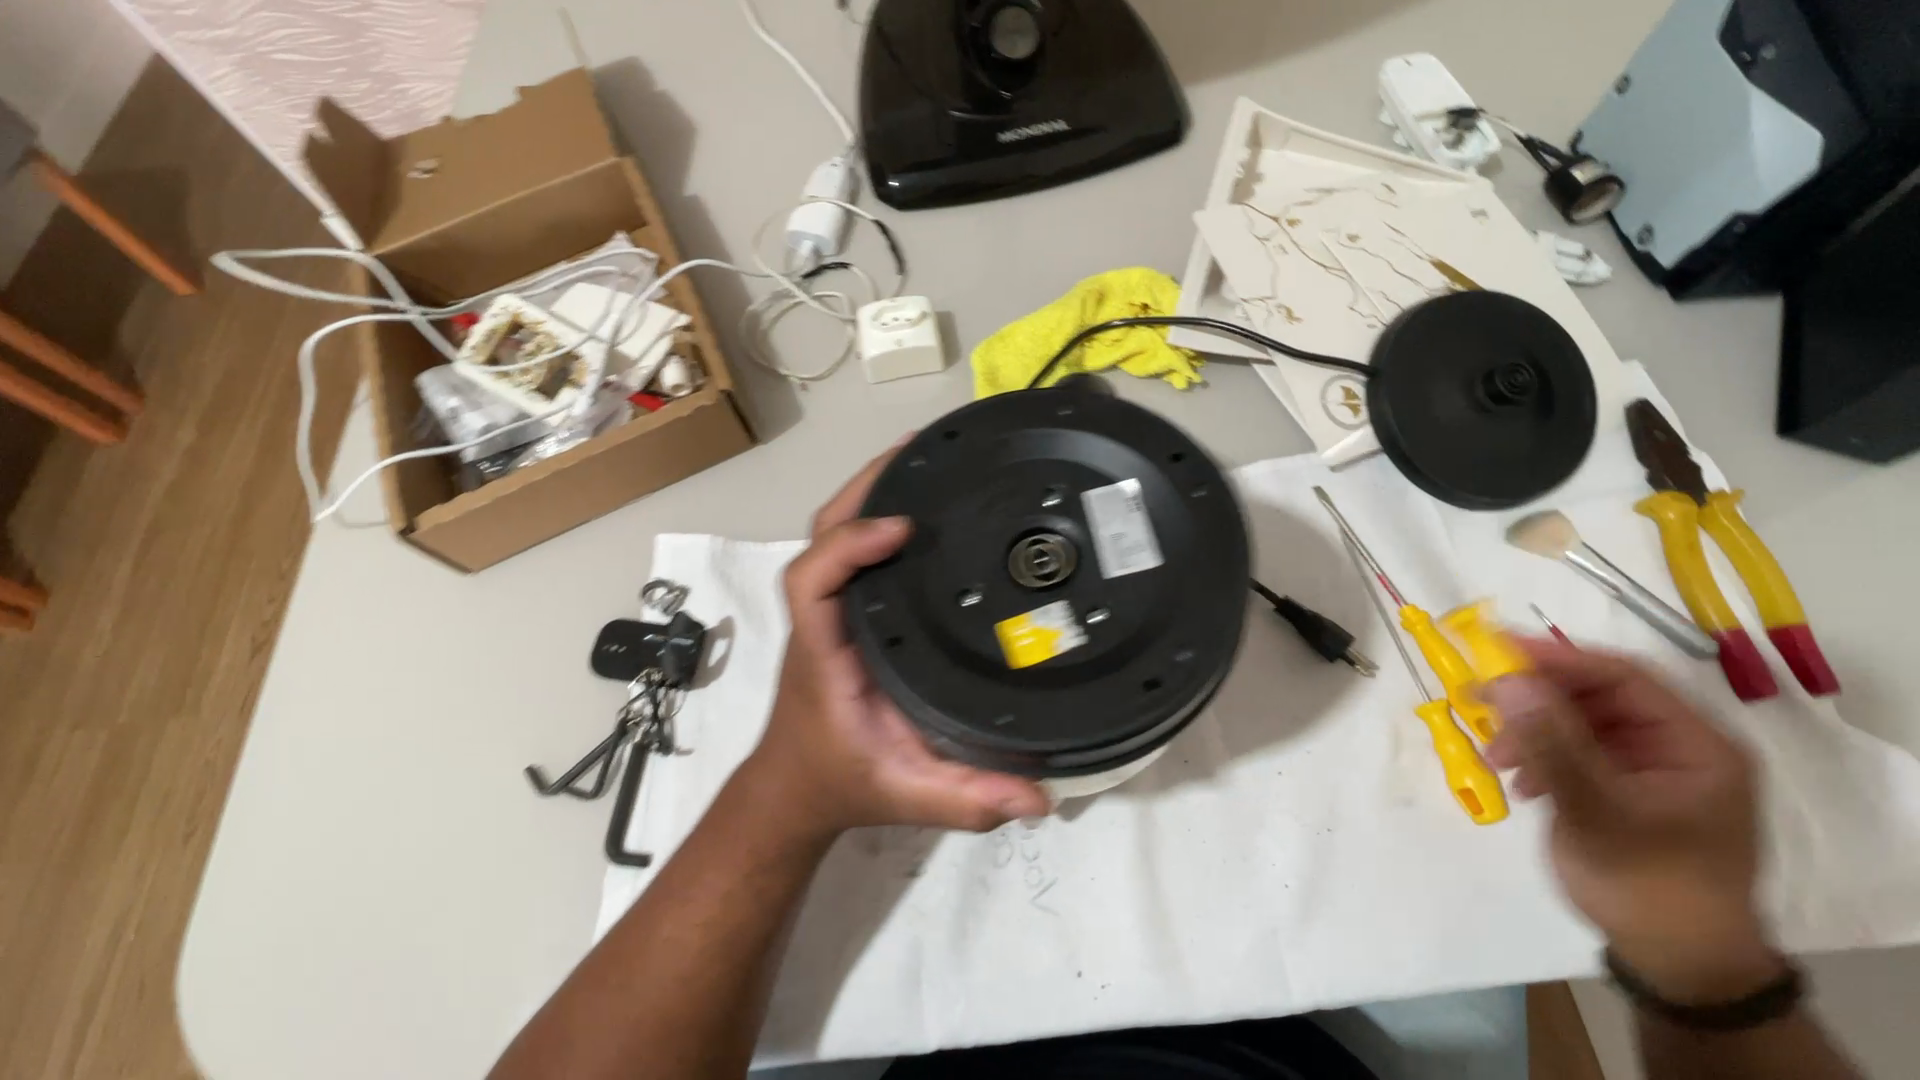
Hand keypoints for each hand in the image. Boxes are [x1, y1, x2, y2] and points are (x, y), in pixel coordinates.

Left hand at [739, 448, 1050, 841]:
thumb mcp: (908, 795)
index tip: (900, 525)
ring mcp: (830, 613)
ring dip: (870, 493)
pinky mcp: (844, 614)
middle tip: (923, 454)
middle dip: (865, 488)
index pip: (813, 579)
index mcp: (826, 653)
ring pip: (833, 535)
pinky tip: (920, 507)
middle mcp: (823, 622)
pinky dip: (876, 519)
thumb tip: (1038, 798)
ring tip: (926, 461)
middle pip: (822, 534)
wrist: (799, 788)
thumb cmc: (842, 784)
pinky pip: (851, 554)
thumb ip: (968, 799)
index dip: (849, 543)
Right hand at [1484, 639, 1785, 1003]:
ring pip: (1580, 724)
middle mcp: (1678, 747)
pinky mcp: (1626, 790)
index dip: (1559, 658)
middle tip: (1480, 701)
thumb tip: (1507, 680)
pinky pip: (1576, 753)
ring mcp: (1652, 770)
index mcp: (1696, 744)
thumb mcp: (1596, 811)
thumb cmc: (1647, 884)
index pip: (1624, 678)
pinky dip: (1541, 757)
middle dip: (1536, 700)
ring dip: (1533, 732)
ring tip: (1497, 759)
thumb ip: (1552, 743)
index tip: (1495, 648)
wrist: (1677, 962)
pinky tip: (1519, 781)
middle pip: (1598, 697)